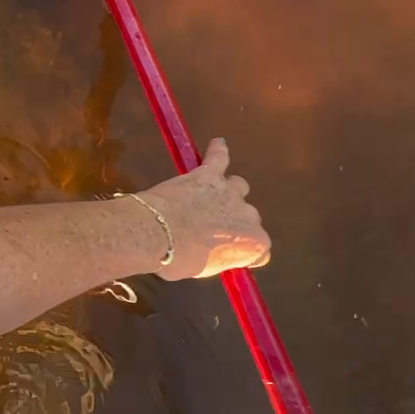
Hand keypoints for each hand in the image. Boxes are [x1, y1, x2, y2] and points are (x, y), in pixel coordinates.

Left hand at [136, 138, 269, 281]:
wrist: (156, 233)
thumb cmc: (177, 258)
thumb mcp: (203, 269)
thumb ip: (217, 257)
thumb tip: (213, 252)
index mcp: (254, 245)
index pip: (258, 249)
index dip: (239, 249)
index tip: (223, 250)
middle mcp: (250, 216)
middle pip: (246, 217)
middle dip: (229, 220)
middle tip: (204, 225)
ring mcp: (230, 193)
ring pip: (237, 187)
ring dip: (224, 191)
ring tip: (207, 195)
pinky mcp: (208, 175)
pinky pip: (219, 158)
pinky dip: (218, 151)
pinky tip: (218, 144)